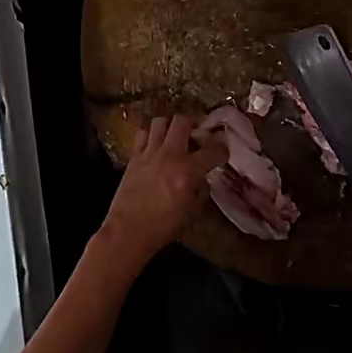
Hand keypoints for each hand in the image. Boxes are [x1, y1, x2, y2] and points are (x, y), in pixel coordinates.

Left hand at [97, 115, 228, 265]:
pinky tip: (155, 146)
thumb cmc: (163, 227)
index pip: (213, 150)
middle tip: (196, 135)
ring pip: (160, 121)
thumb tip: (202, 179)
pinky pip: (142, 134)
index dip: (222, 150)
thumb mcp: (192, 213)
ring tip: (174, 137)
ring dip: (170, 126)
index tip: (222, 153)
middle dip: (193, 125)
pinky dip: (151, 135)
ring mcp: (149, 153)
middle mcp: (170, 156)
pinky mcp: (134, 157)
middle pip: (183, 121)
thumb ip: (201, 191)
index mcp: (188, 171)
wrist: (128, 231)